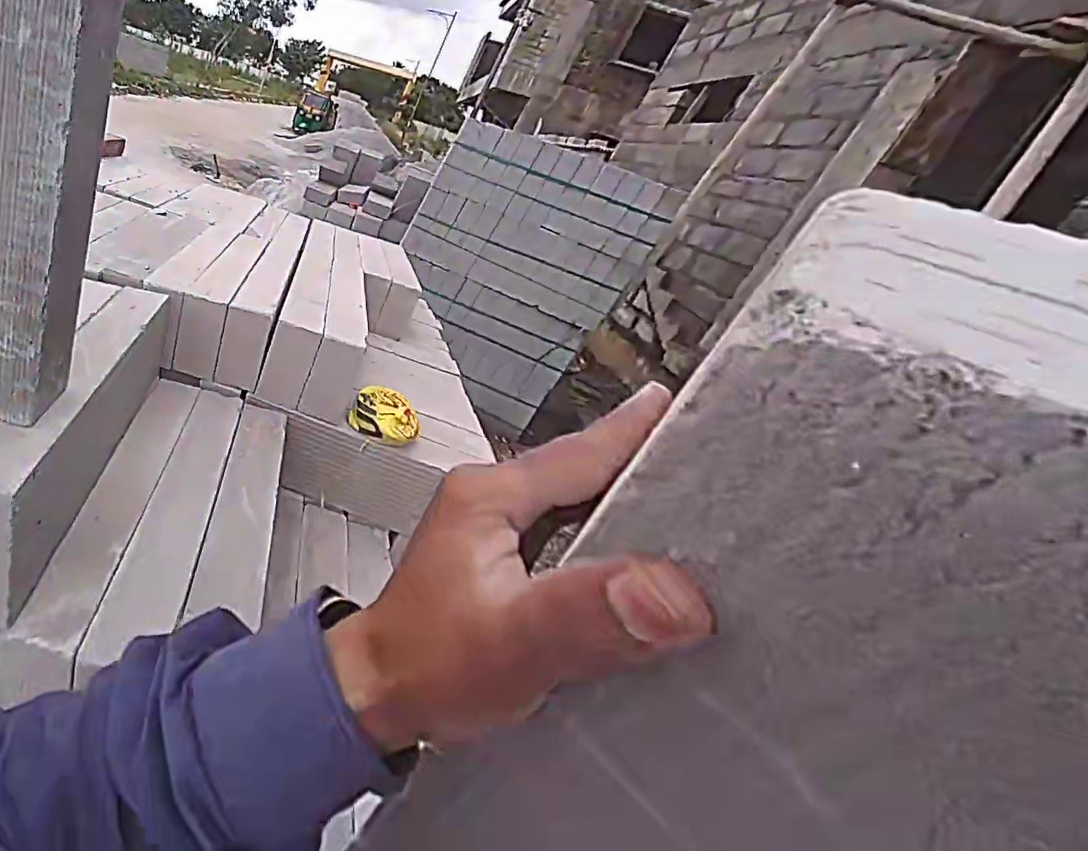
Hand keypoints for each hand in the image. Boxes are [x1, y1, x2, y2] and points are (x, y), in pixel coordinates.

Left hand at [325, 382, 713, 750]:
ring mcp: (487, 523)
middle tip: (703, 451)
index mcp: (484, 496)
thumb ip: (585, 612)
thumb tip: (669, 591)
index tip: (679, 403)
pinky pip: (560, 527)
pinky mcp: (495, 551)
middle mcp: (483, 498)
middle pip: (575, 468)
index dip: (633, 431)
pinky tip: (631, 550)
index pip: (575, 454)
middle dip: (636, 460)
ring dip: (619, 495)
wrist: (384, 685)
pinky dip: (599, 530)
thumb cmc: (427, 661)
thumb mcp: (513, 640)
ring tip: (684, 496)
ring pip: (568, 497)